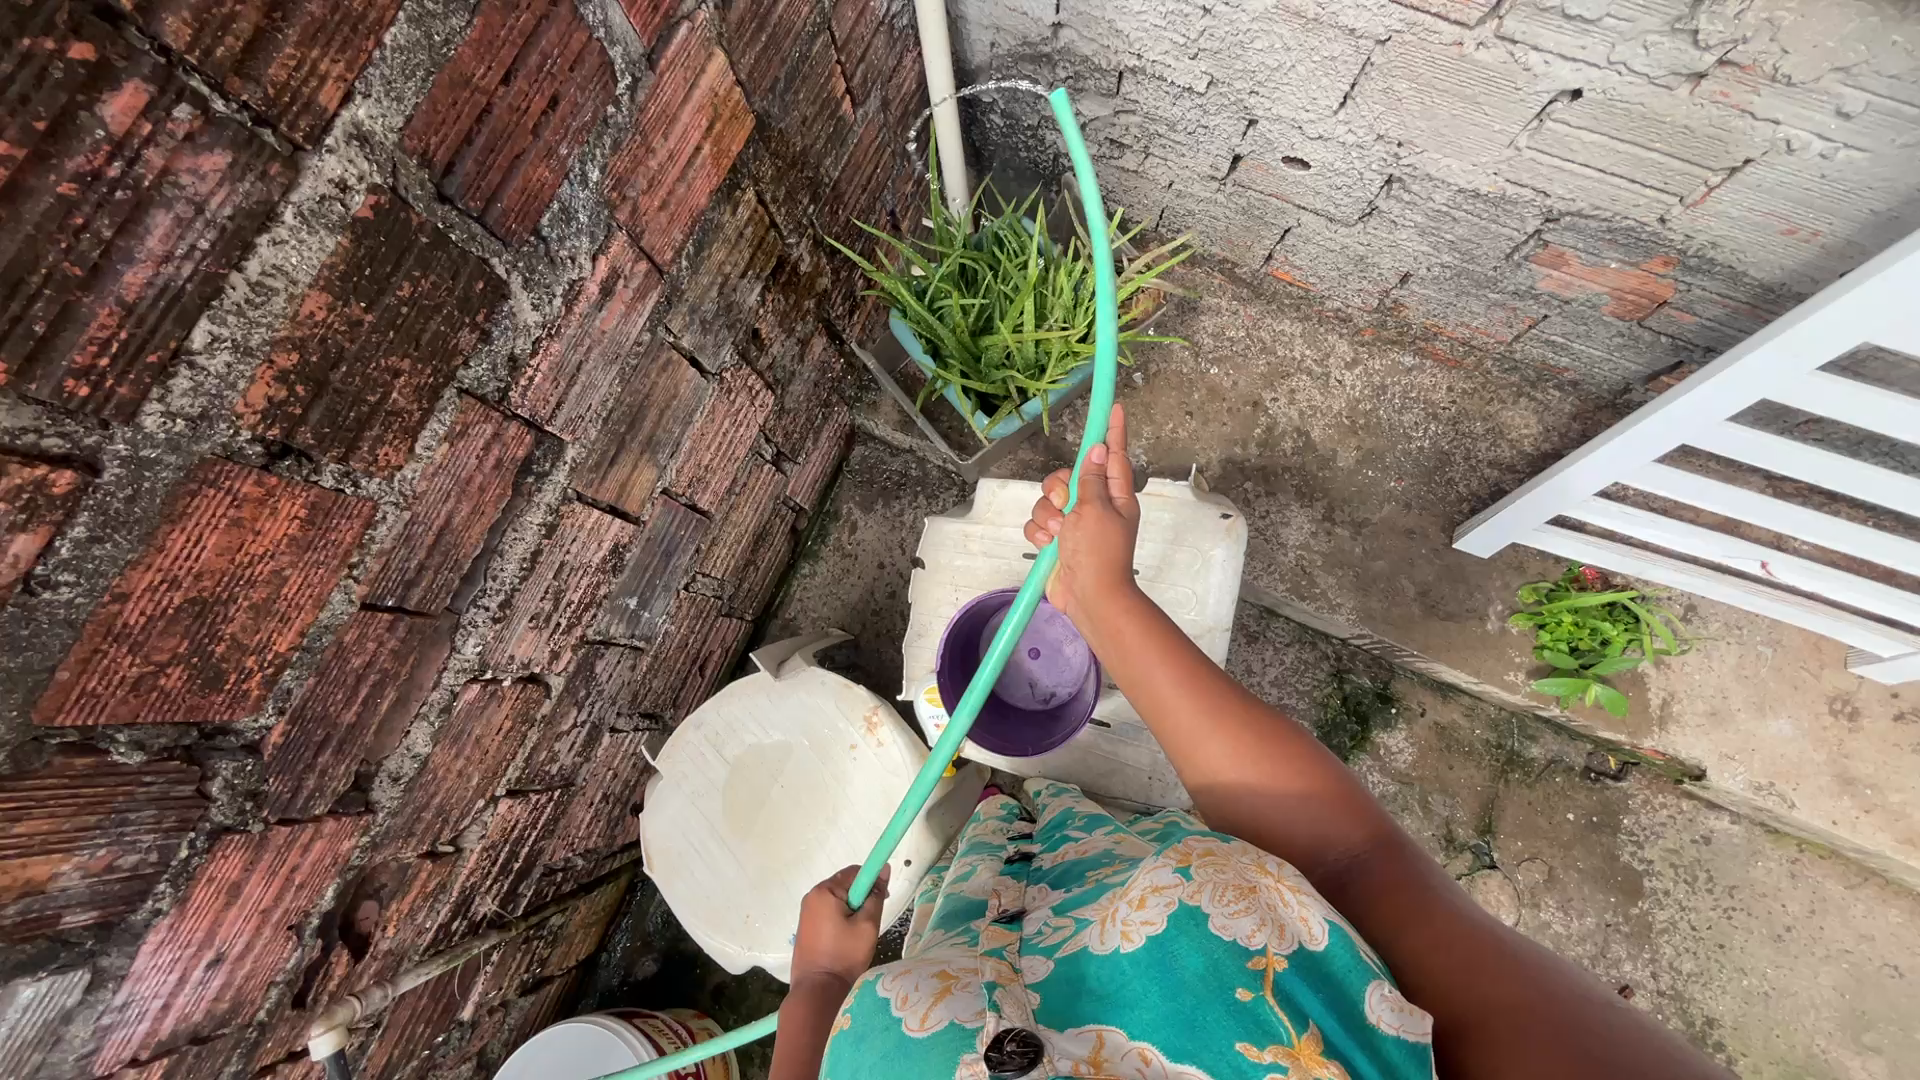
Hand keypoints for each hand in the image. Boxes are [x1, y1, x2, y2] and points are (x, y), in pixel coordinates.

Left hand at [790, 864, 889, 992]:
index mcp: (825, 891)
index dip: (873, 881)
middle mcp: (812, 896)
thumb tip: (883, 869)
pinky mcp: (806, 927)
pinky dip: (840, 919)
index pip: (855, 872)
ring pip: (838, 900)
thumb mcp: (867, 924)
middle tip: (871, 920)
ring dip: (852, 910)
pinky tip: (846, 939)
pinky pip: (828, 912)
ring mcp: (806, 912)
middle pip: (845, 885)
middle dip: (862, 898)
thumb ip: (876, 895)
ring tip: (859, 933)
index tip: (883, 899)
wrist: (817, 992)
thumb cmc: (844, 956)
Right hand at [1024, 403, 1141, 626]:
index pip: (1113, 455)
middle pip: (1068, 476)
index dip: (1113, 431)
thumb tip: (1098, 449)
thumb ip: (1091, 478)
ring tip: (1057, 534)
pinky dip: (1039, 534)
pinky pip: (1038, 524)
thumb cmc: (1099, 553)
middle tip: (1064, 504)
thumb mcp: (1096, 510)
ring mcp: (1074, 524)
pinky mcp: (1055, 540)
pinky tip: (1046, 545)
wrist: (1088, 597)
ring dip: (1047, 516)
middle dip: (1058, 488)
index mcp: (1115, 496)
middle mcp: (1094, 505)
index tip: (1115, 407)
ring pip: (1048, 500)